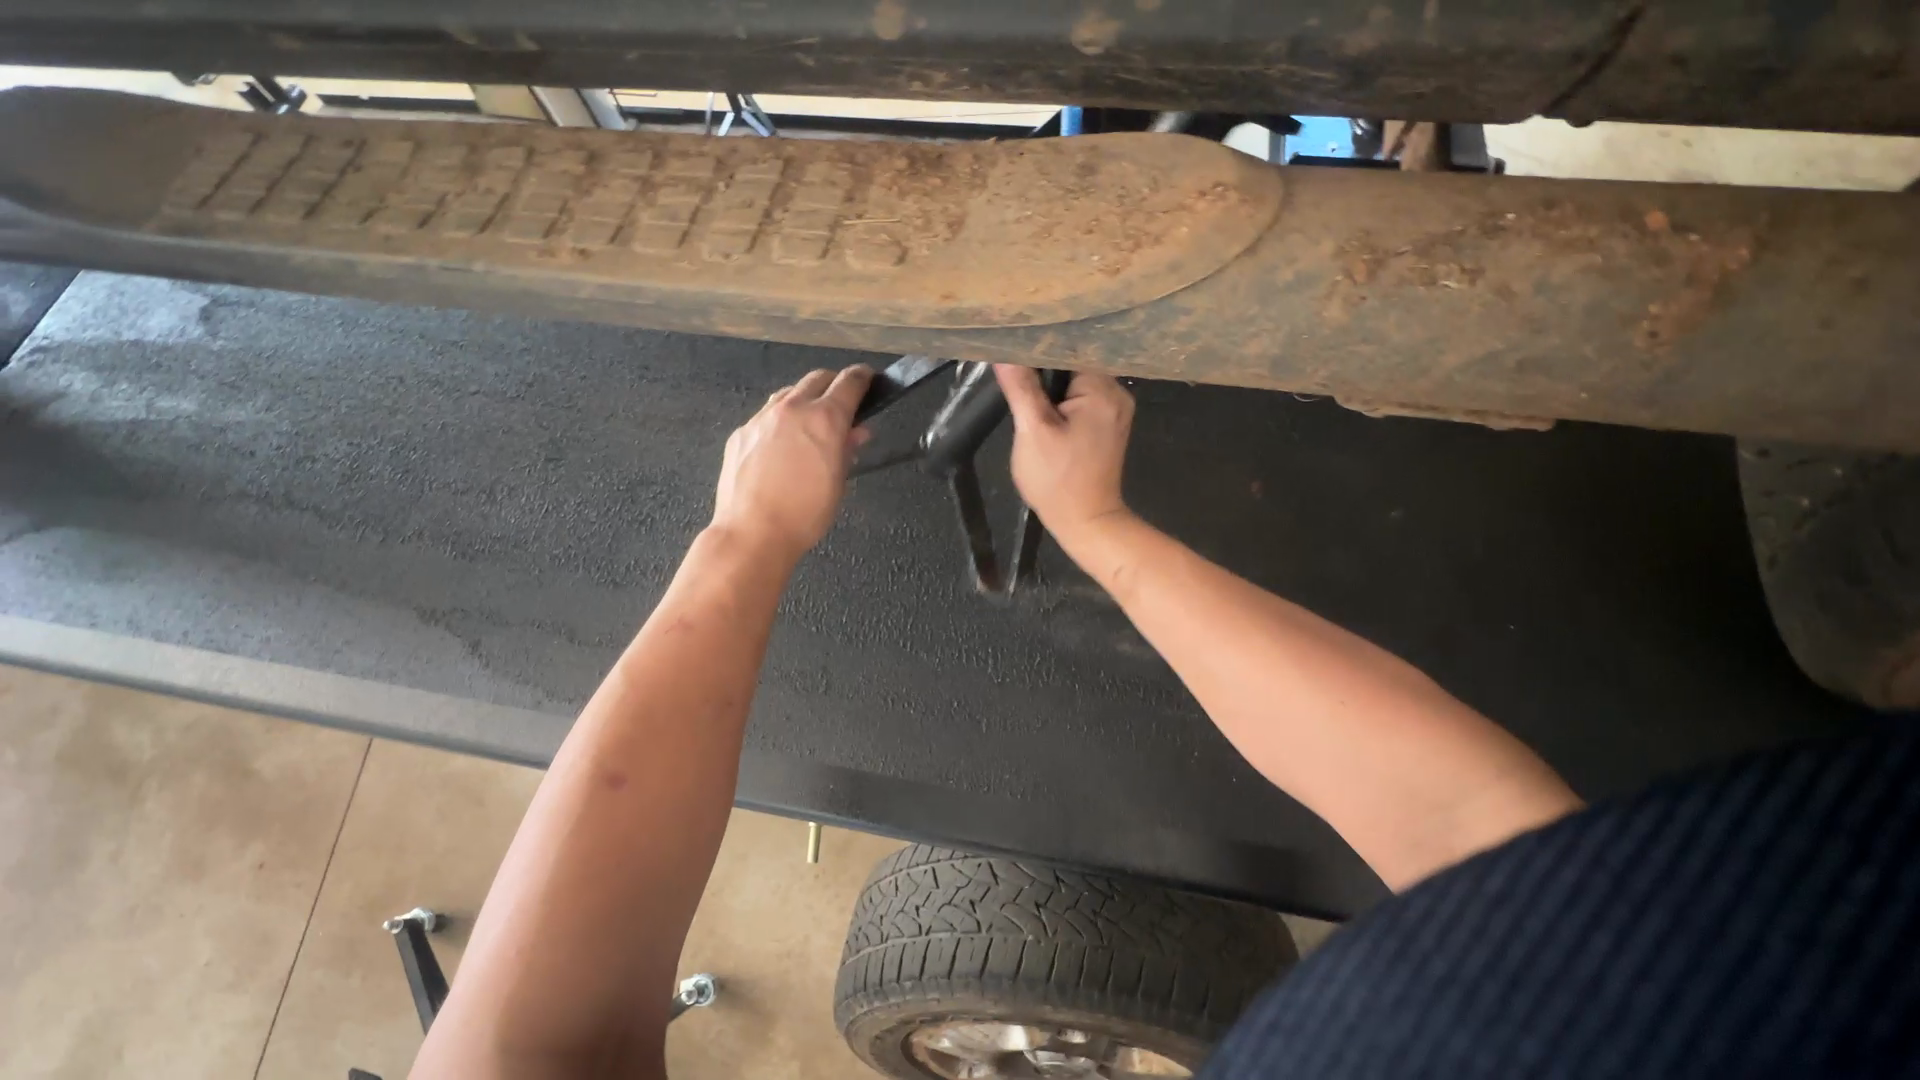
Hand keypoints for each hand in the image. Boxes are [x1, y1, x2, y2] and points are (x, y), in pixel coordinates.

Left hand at [712, 364, 872, 560]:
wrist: (753, 533)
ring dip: (804, 400)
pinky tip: (781, 446)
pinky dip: (780, 422)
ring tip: (811, 423)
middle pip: (818, 378)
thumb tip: (855, 432)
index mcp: (825, 419)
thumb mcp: (838, 483)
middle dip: (834, 384)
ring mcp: (761, 418)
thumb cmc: (804, 514)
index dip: (863, 378)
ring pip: (788, 394)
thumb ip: (847, 450)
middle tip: (842, 401)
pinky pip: (765, 416)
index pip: (850, 382)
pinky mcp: (741, 433)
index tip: (868, 379)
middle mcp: (792, 409)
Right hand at [994, 364, 1135, 545]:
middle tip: (1013, 366)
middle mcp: (1117, 393)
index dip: (1040, 348)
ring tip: (1024, 382)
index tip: (1014, 346)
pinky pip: (1084, 397)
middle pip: (1076, 362)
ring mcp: (1116, 409)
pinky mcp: (1109, 424)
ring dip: (1053, 383)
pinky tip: (1044, 404)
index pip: (1070, 348)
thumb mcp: (1033, 431)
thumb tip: (1004, 353)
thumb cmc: (1058, 479)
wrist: (1086, 521)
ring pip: (1078, 380)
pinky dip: (1064, 398)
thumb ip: (1021, 388)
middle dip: (1045, 366)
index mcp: (1102, 389)